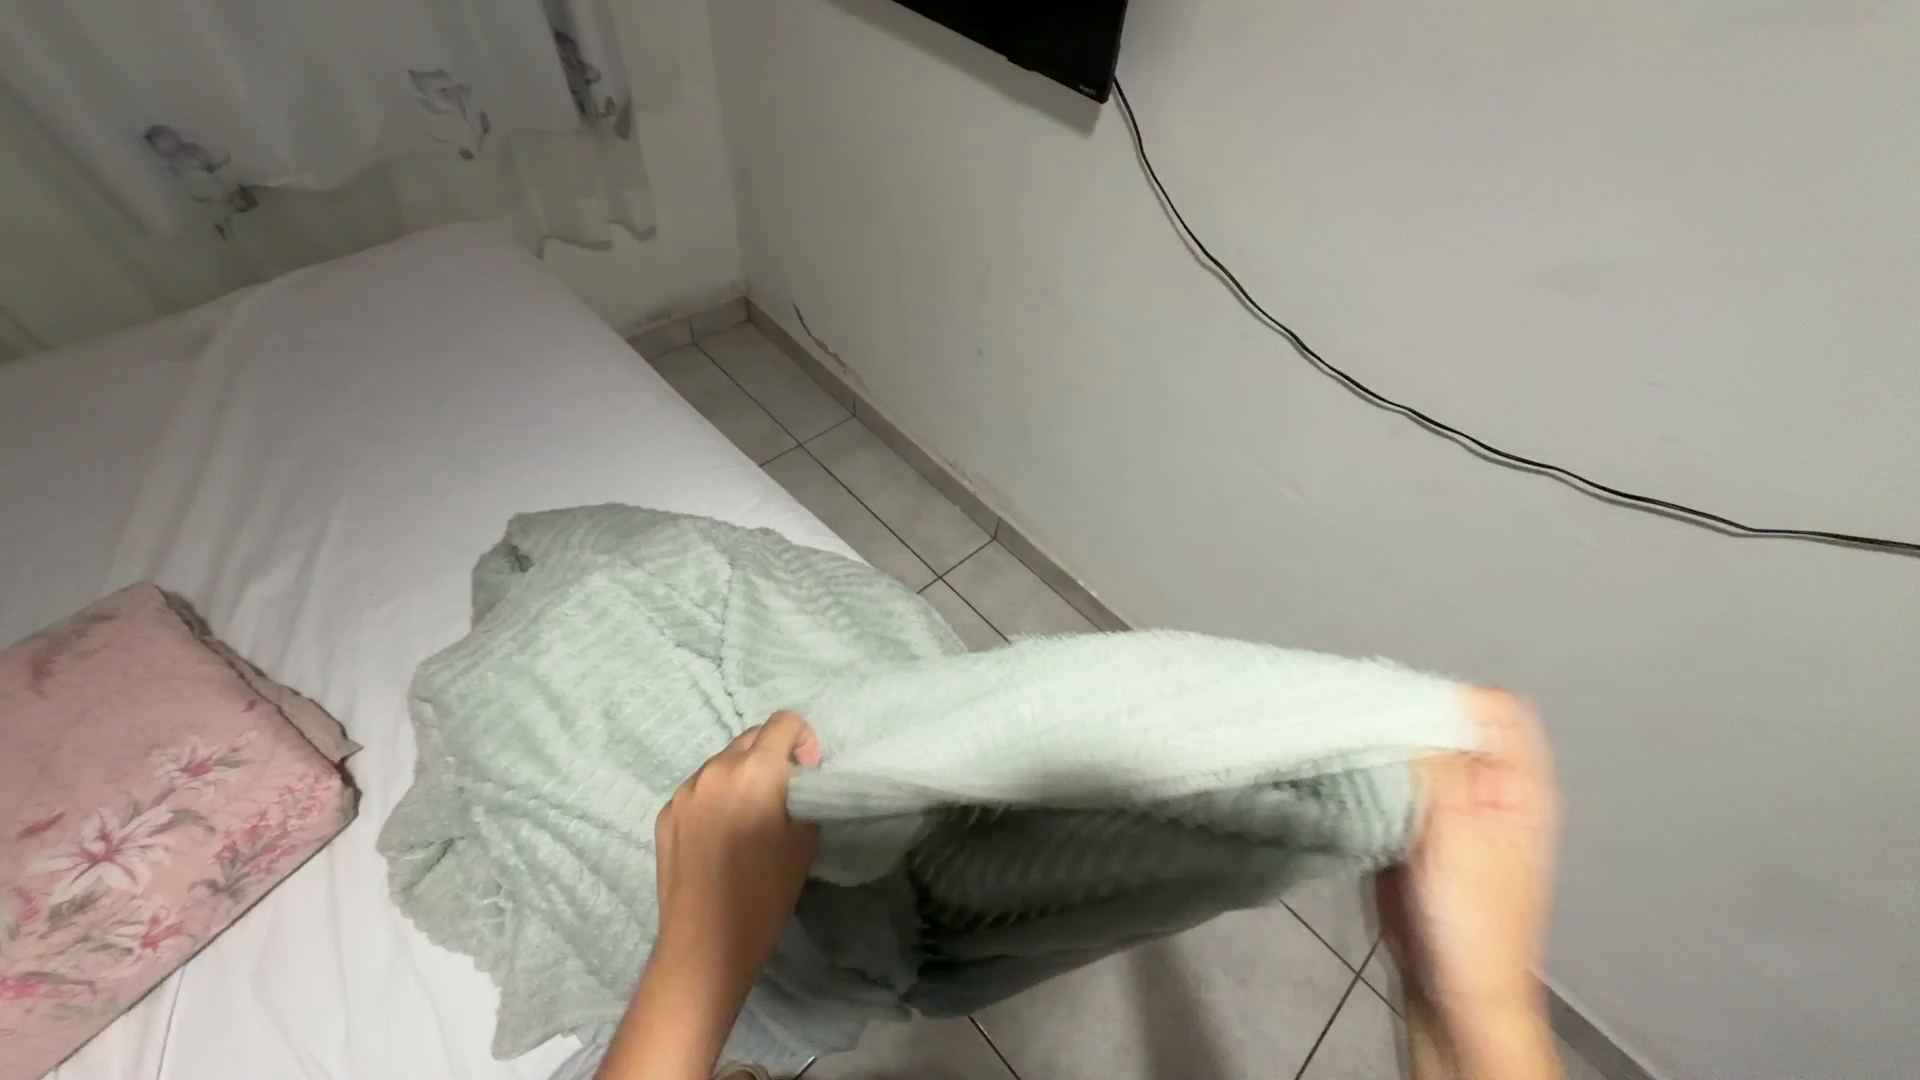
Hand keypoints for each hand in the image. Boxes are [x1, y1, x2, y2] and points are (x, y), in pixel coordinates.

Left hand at [654, 710, 823, 994]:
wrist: (705, 944)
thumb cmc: (766, 891)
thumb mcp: (805, 838)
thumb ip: (804, 793)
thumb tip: (798, 780)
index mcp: (756, 770)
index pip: (785, 722)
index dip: (804, 740)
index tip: (808, 774)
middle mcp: (717, 768)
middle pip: (753, 736)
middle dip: (774, 754)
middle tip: (784, 793)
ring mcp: (686, 790)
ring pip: (724, 761)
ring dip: (744, 773)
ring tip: (750, 815)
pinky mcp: (666, 812)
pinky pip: (701, 787)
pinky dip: (718, 795)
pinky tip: (722, 834)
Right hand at [1376, 687, 1560, 1078]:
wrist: (1448, 987)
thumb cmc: (1469, 921)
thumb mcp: (1457, 837)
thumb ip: (1436, 768)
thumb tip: (1403, 709)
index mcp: (1516, 787)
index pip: (1493, 709)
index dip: (1449, 697)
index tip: (1395, 702)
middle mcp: (1484, 787)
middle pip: (1446, 723)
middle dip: (1403, 712)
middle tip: (1353, 712)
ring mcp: (1446, 805)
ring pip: (1413, 748)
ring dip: (1379, 738)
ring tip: (1337, 733)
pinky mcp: (1410, 822)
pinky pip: (1389, 776)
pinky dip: (1366, 765)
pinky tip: (1338, 764)